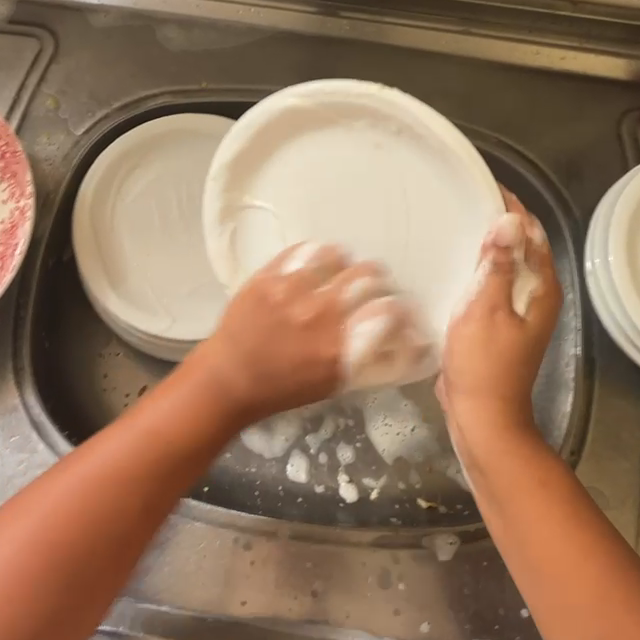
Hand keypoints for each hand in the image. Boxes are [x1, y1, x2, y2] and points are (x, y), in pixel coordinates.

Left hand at [185, 242, 429, 426]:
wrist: (229, 379)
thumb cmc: (283, 388)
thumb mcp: (336, 382)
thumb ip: (372, 360)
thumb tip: (411, 344)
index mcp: (340, 346)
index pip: (389, 312)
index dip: (401, 308)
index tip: (399, 309)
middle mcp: (320, 314)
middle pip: (367, 277)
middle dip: (377, 280)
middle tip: (373, 286)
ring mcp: (292, 291)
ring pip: (336, 257)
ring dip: (346, 262)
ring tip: (343, 268)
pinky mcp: (268, 276)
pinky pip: (303, 251)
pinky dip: (317, 253)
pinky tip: (317, 262)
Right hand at [437, 190, 560, 444]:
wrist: (482, 416)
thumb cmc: (484, 363)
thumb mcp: (486, 309)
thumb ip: (498, 265)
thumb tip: (509, 220)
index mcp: (541, 288)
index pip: (530, 232)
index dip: (509, 206)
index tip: (479, 182)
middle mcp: (537, 295)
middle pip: (520, 246)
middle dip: (496, 220)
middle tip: (459, 198)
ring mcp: (519, 311)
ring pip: (505, 265)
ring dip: (485, 244)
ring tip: (451, 223)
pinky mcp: (499, 323)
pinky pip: (491, 284)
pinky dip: (475, 268)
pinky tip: (449, 265)